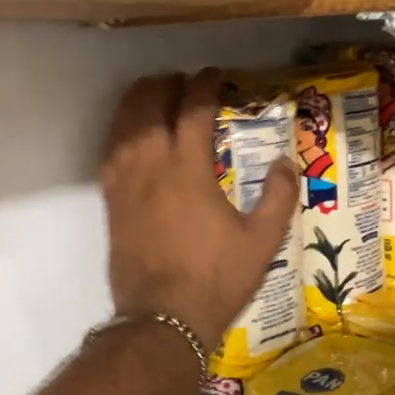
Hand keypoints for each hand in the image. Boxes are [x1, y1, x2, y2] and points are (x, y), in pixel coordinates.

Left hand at [101, 70, 296, 344]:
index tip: (214, 75)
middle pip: (148, 106)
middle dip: (165, 85)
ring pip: (122, 125)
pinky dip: (120, 131)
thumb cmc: (217, 278)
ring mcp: (125, 184)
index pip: (193, 111)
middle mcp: (151, 167)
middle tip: (184, 83)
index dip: (205, 86)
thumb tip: (285, 163)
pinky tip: (130, 135)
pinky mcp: (111, 203)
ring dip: (138, 102)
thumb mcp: (263, 240)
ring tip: (154, 96)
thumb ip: (279, 197)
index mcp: (189, 171)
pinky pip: (109, 152)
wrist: (163, 319)